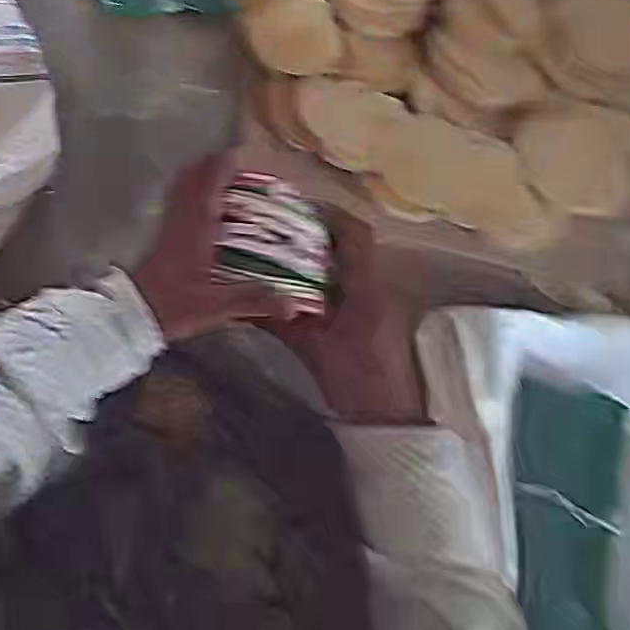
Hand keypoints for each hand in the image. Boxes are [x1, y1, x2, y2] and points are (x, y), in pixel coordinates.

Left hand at [131, 155, 292, 341]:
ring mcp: (167, 228)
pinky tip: (192, 200)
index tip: (235, 153)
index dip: (221, 169)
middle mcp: (180, 222)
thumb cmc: (174, 305)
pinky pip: (173, 203)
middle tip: (226, 158)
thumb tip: (292, 302)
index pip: (209, 189)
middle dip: (207, 165)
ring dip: (193, 175)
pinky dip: (183, 191)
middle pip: (190, 182)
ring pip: (178, 190)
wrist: (134, 314)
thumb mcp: (218, 306)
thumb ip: (254, 300)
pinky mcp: (160, 238)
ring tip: (210, 169)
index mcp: (196, 230)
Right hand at [274, 209, 424, 423]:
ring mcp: (378, 302)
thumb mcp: (312, 350)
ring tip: (283, 253)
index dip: (328, 214)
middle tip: (279, 231)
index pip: (354, 233)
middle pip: (349, 243)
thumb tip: (240, 302)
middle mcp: (375, 287)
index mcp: (366, 288)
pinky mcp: (374, 317)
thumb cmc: (356, 382)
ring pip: (349, 262)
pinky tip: (297, 285)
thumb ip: (277, 322)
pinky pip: (350, 283)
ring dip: (320, 254)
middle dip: (315, 233)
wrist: (389, 421)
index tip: (295, 209)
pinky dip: (325, 277)